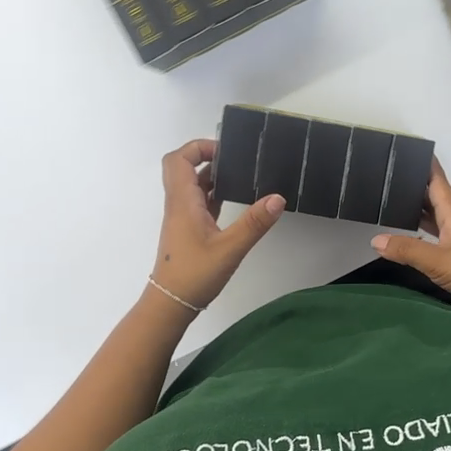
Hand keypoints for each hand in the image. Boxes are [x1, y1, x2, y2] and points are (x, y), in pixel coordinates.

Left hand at [150, 139, 285, 311]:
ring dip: (211, 177)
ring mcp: (182, 218)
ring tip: (240, 175)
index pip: (179, 159)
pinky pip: (198, 203)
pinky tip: (233, 200)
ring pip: (191, 186)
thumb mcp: (230, 248)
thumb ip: (254, 223)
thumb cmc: (195, 274)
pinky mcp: (188, 231)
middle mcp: (179, 205)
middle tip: (234, 160)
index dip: (198, 147)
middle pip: (182, 168)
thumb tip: (278, 198)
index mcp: (183, 202)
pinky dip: (213, 195)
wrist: (171, 303)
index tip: (225, 150)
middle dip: (206, 158)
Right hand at [371, 161, 450, 318]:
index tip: (413, 151)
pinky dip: (420, 239)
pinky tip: (407, 242)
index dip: (428, 168)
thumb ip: (407, 250)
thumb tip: (375, 240)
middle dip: (416, 189)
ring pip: (434, 223)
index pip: (439, 185)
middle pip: (434, 202)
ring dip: (417, 214)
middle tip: (391, 178)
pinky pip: (434, 244)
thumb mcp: (439, 261)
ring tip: (393, 205)